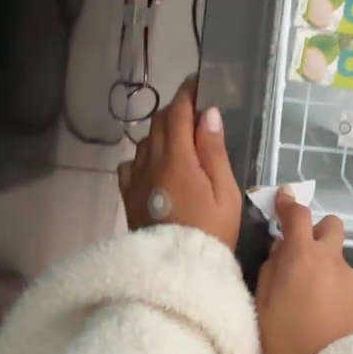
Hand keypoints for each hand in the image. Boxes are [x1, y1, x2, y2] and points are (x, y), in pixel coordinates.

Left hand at [116, 79, 240, 249]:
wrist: (177, 270)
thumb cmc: (211, 231)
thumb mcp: (225, 192)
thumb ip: (214, 151)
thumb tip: (208, 113)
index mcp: (177, 159)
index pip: (178, 113)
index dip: (187, 94)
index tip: (197, 83)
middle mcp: (151, 162)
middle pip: (159, 123)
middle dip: (175, 110)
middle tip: (193, 109)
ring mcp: (135, 180)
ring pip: (144, 142)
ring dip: (160, 132)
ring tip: (178, 138)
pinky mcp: (127, 197)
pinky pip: (130, 165)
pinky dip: (143, 156)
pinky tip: (154, 165)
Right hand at [256, 190, 352, 353]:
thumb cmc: (290, 340)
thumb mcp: (264, 308)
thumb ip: (269, 273)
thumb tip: (278, 252)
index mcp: (303, 256)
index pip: (298, 216)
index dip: (288, 203)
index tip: (282, 198)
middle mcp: (331, 260)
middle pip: (331, 226)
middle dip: (316, 231)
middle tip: (299, 253)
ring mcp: (352, 279)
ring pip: (336, 258)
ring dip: (322, 266)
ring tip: (307, 299)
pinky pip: (344, 282)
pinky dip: (332, 288)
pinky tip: (322, 315)